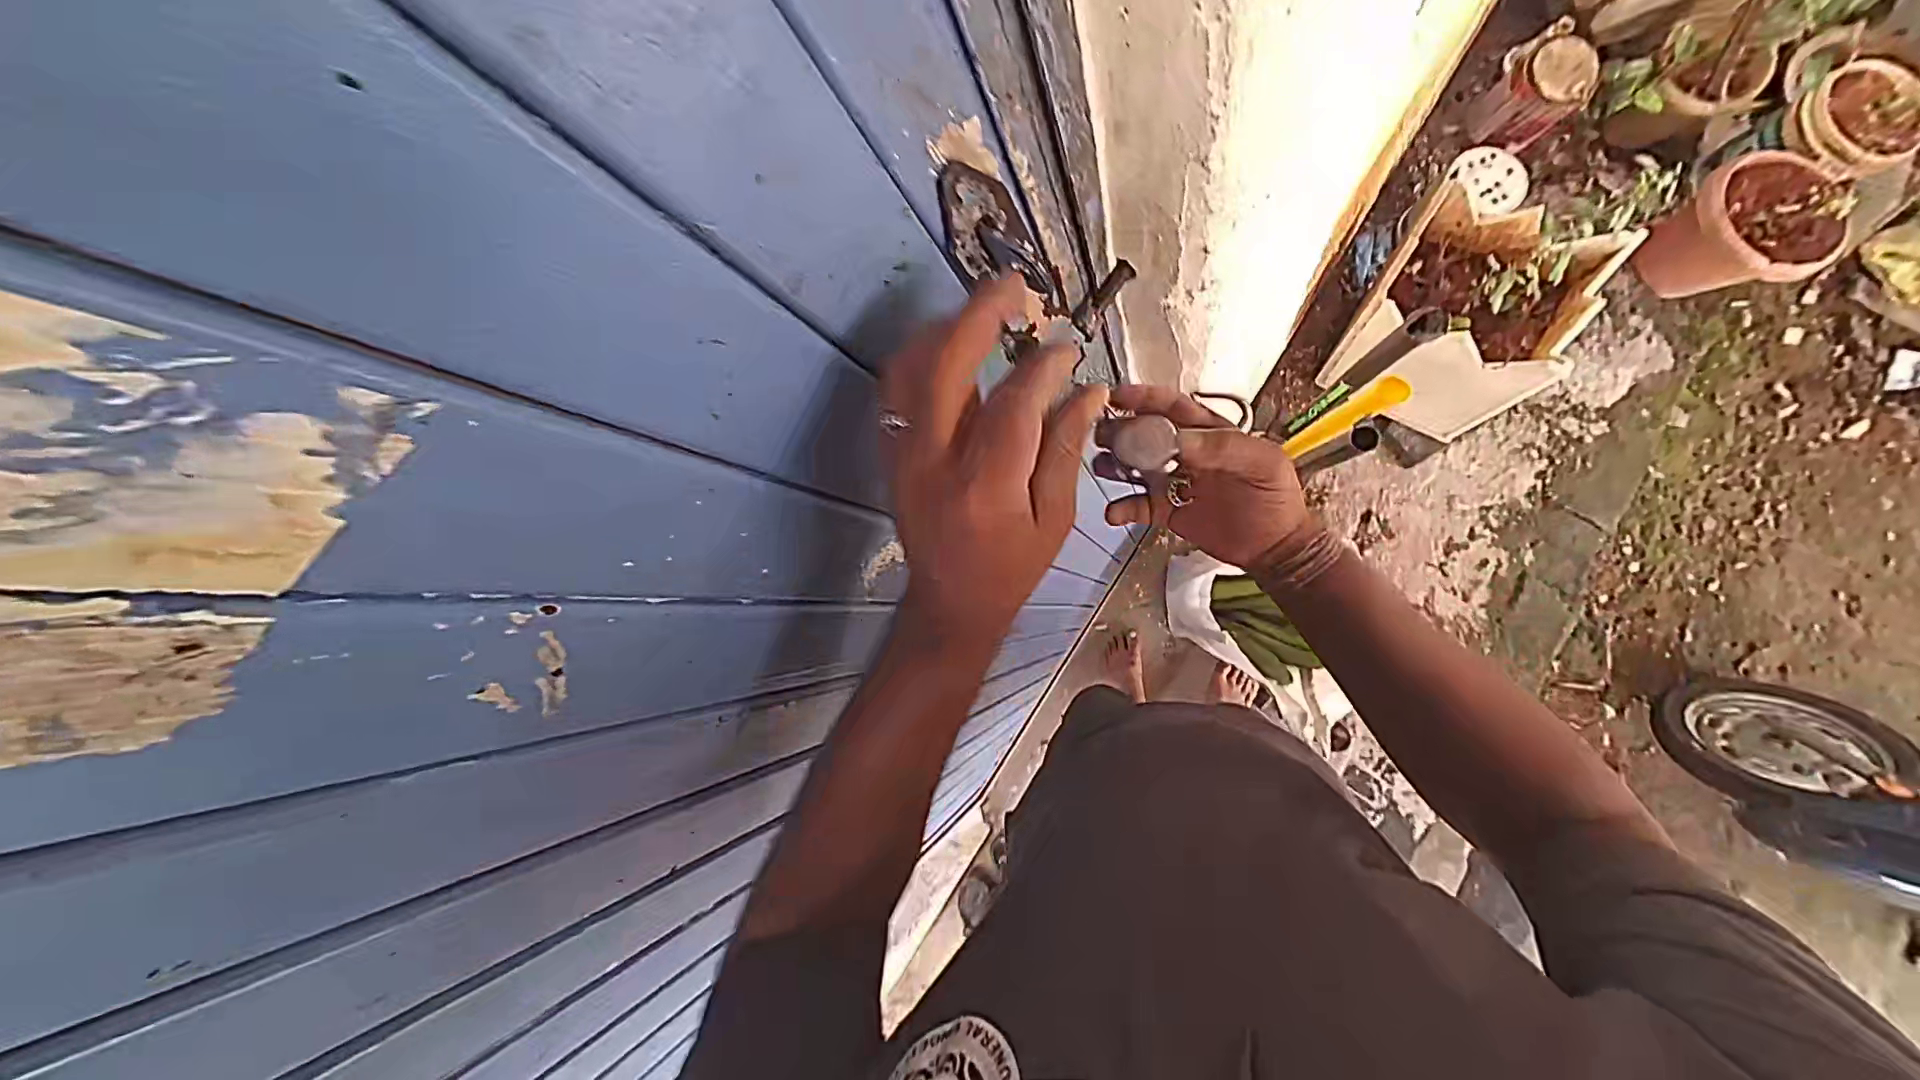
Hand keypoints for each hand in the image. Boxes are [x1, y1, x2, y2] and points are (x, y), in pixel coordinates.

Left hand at [880, 277, 1108, 645]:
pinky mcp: (890, 454)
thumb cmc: (1010, 569)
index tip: (1067, 348)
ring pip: (909, 367)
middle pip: (945, 364)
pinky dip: (924, 356)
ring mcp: (902, 455)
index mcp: (985, 486)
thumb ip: (1065, 449)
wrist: (949, 602)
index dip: (1044, 366)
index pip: (1013, 402)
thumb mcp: (1054, 520)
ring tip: (986, 314)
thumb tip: (1086, 390)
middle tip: (1017, 289)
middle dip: (981, 312)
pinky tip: (952, 348)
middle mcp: (933, 462)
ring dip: (946, 328)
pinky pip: (897, 388)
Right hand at [1096, 385, 1320, 572]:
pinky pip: (1139, 506)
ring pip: (1136, 468)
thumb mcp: (1260, 463)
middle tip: (1103, 433)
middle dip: (1122, 431)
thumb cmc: (1276, 498)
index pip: (1173, 408)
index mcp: (1210, 433)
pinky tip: (1114, 511)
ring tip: (1102, 466)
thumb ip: (1221, 447)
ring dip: (1115, 465)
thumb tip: (1177, 439)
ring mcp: (1175, 482)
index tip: (1119, 396)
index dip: (1146, 399)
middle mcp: (1187, 454)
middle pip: (1146, 435)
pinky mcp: (1168, 511)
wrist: (1276, 547)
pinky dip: (1122, 508)